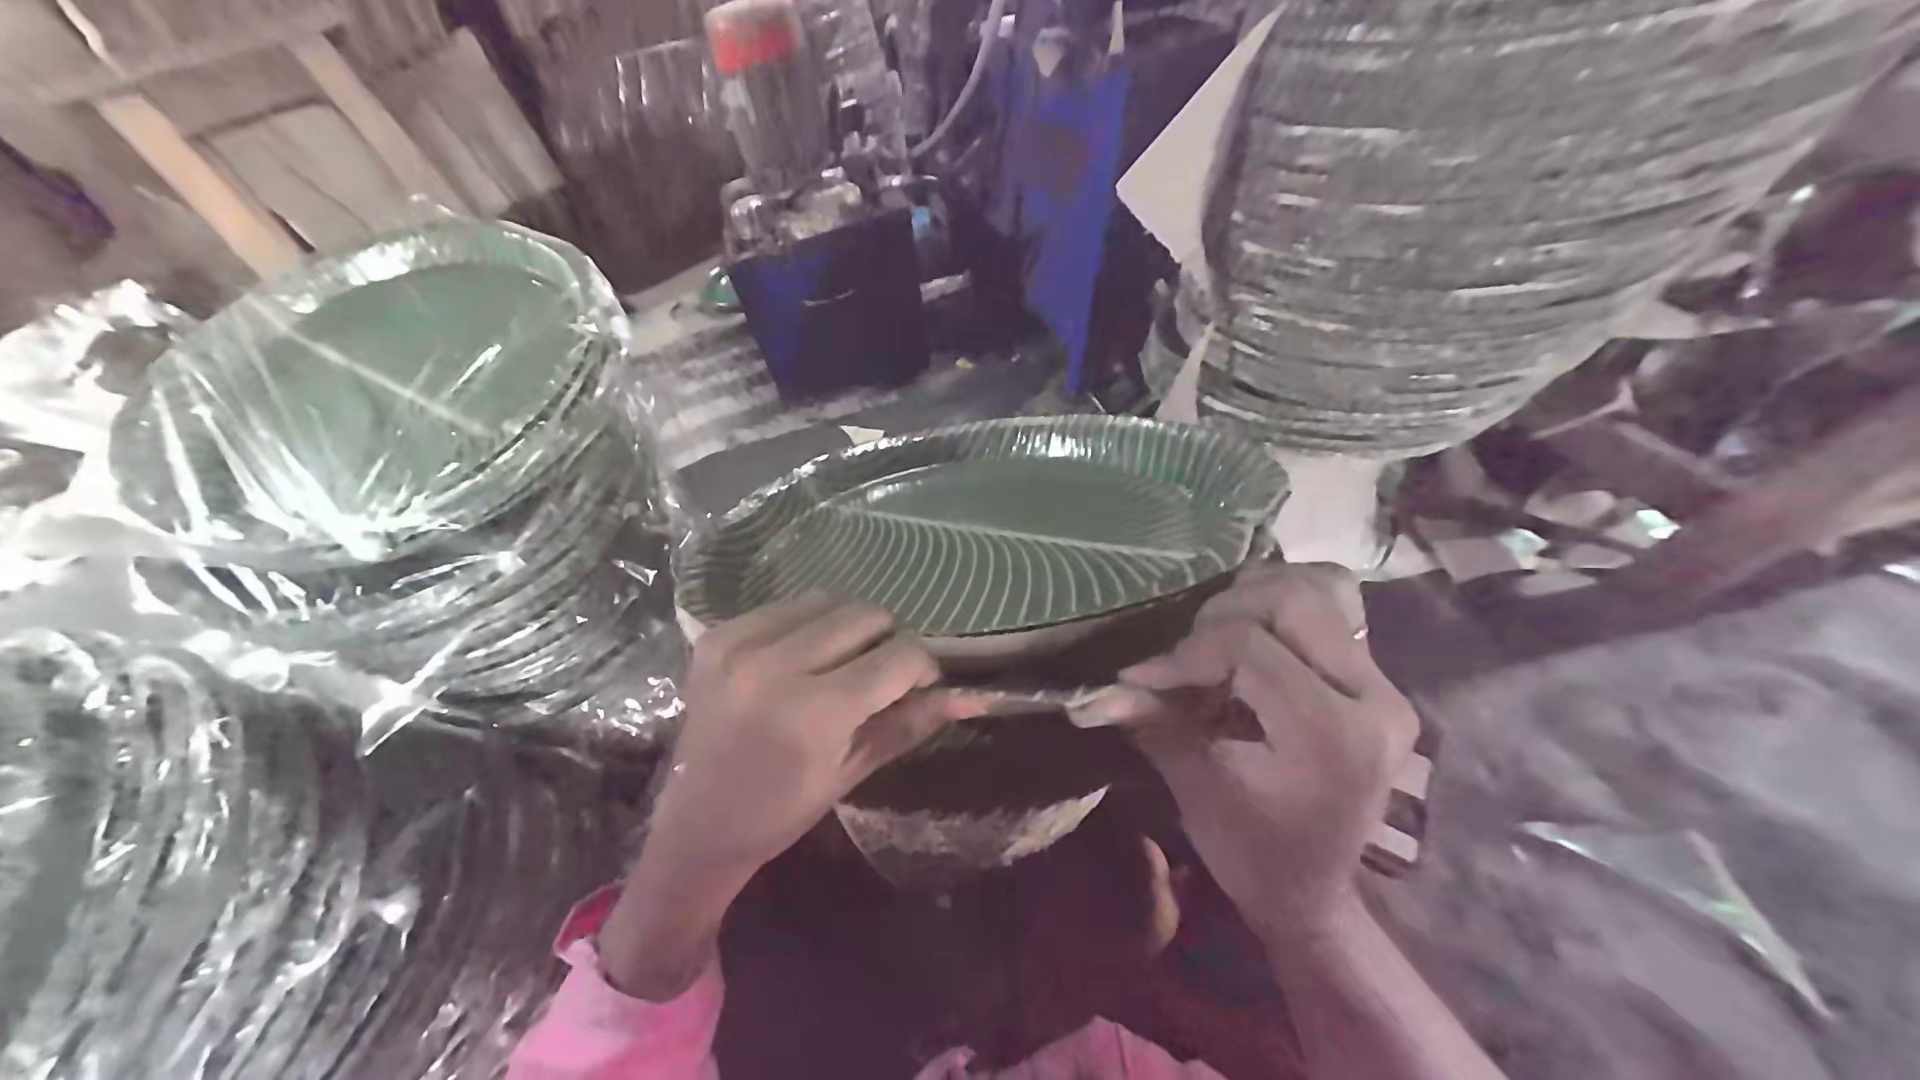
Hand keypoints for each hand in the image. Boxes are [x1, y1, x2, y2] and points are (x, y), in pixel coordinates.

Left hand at [600, 594, 979, 997]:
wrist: (696, 824)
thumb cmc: (783, 810)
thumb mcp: (855, 769)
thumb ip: (912, 722)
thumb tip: (971, 695)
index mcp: (815, 711)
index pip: (899, 656)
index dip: (923, 666)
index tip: (921, 684)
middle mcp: (775, 664)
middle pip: (867, 615)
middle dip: (890, 640)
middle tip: (882, 674)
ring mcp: (740, 644)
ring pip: (829, 600)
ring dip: (851, 625)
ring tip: (843, 661)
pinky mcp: (717, 635)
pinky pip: (786, 606)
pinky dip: (809, 623)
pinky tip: (805, 656)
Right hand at [1092, 564, 1417, 942]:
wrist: (1315, 890)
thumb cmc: (1254, 853)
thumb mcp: (1196, 787)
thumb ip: (1152, 723)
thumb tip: (1090, 694)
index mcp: (1332, 734)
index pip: (1248, 647)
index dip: (1183, 654)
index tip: (1140, 677)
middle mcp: (1374, 698)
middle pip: (1289, 601)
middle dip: (1218, 617)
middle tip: (1183, 656)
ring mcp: (1384, 685)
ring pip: (1313, 592)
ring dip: (1249, 604)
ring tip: (1211, 642)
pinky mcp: (1375, 680)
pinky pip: (1328, 610)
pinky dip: (1278, 608)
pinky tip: (1247, 632)